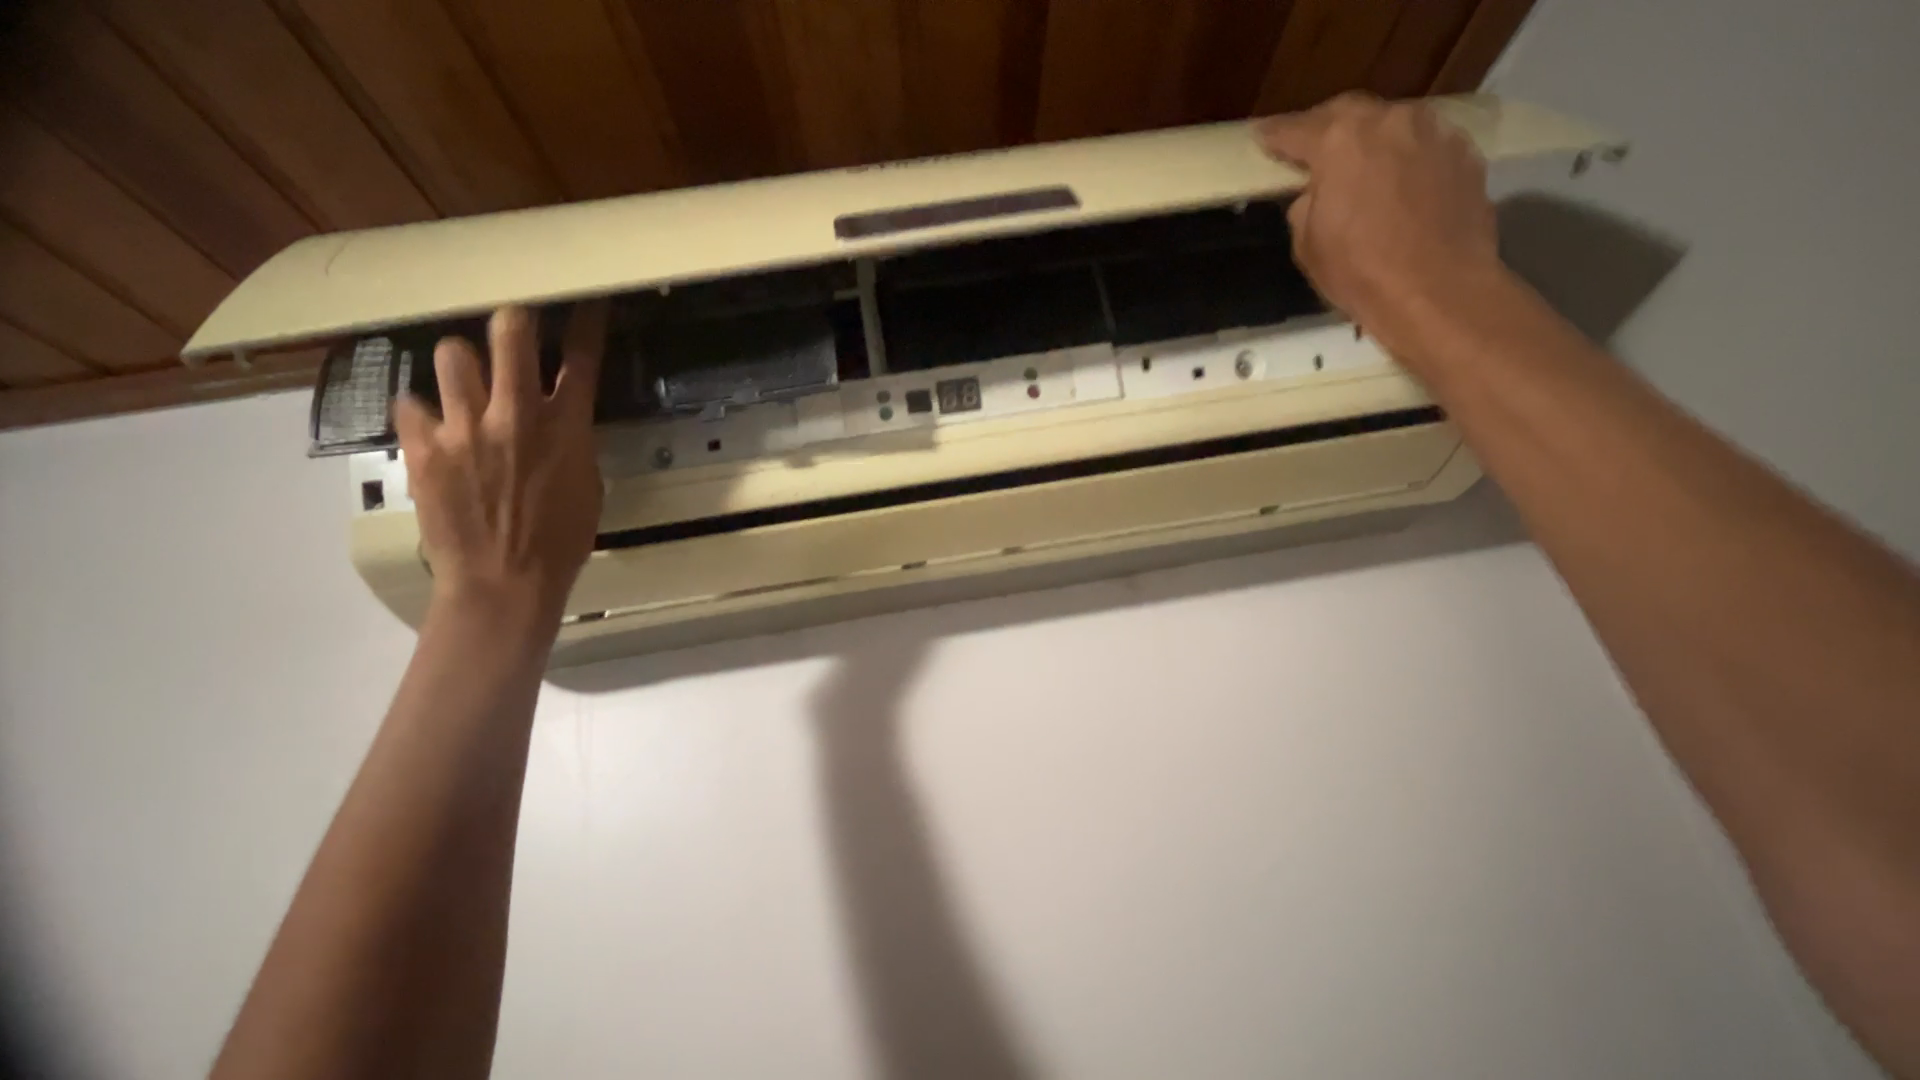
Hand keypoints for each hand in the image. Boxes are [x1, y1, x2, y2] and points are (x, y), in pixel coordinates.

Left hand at [393, 303, 607, 626]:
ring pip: (452, 355)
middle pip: (510, 332)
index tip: (585, 300)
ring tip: (463, 382)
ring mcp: (465, 428)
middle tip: (512, 326)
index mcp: (566, 427)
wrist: (502, 583)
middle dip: (513, 319)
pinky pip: (411, 404)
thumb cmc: (560, 541)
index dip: (586, 321)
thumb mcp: (586, 487)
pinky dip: (421, 411)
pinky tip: (430, 426)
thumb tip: (559, 417)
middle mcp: (515, 415)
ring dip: (462, 364)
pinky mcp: (424, 448)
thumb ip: (571, 442)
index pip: (582, 358)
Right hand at [1256, 93, 1505, 360]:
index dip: (1274, 136)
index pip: (1295, 130)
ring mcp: (1434, 133)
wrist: (1440, 291)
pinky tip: (1403, 184)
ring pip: (1393, 124)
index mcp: (1340, 141)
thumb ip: (1306, 204)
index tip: (1261, 138)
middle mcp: (1389, 122)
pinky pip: (1426, 147)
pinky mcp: (1466, 155)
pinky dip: (1408, 158)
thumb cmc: (1361, 272)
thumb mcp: (1308, 245)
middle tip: (1312, 150)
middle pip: (1349, 114)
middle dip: (1327, 129)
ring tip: (1363, 166)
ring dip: (1373, 141)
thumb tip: (1317, 193)